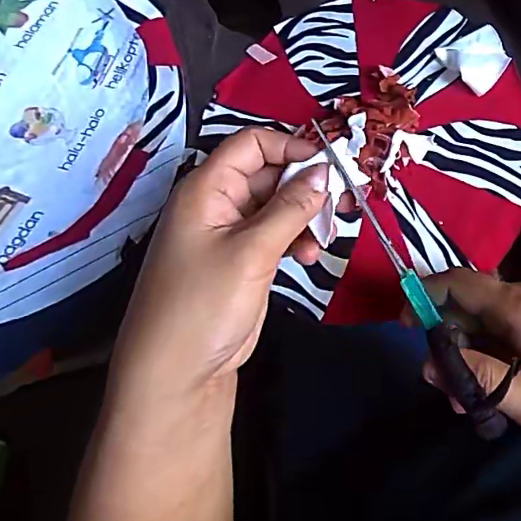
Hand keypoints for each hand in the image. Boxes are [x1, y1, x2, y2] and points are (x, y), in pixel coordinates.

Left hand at [110, 129, 327, 401]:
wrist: (177, 377)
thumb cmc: (201, 307)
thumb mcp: (251, 251)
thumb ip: (292, 207)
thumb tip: (324, 170)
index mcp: (207, 190)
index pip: (252, 144)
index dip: (291, 146)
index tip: (329, 162)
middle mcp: (219, 204)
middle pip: (271, 172)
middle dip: (308, 182)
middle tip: (343, 197)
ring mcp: (233, 232)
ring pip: (281, 203)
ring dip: (308, 213)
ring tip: (328, 232)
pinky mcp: (246, 258)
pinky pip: (280, 231)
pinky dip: (300, 237)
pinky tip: (309, 255)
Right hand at [424, 269, 520, 457]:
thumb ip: (480, 377)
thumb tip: (432, 361)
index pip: (459, 282)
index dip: (425, 296)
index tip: (403, 326)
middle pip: (467, 303)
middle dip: (445, 340)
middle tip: (444, 390)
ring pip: (481, 322)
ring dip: (465, 356)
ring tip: (465, 403)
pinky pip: (500, 333)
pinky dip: (485, 358)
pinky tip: (487, 395)